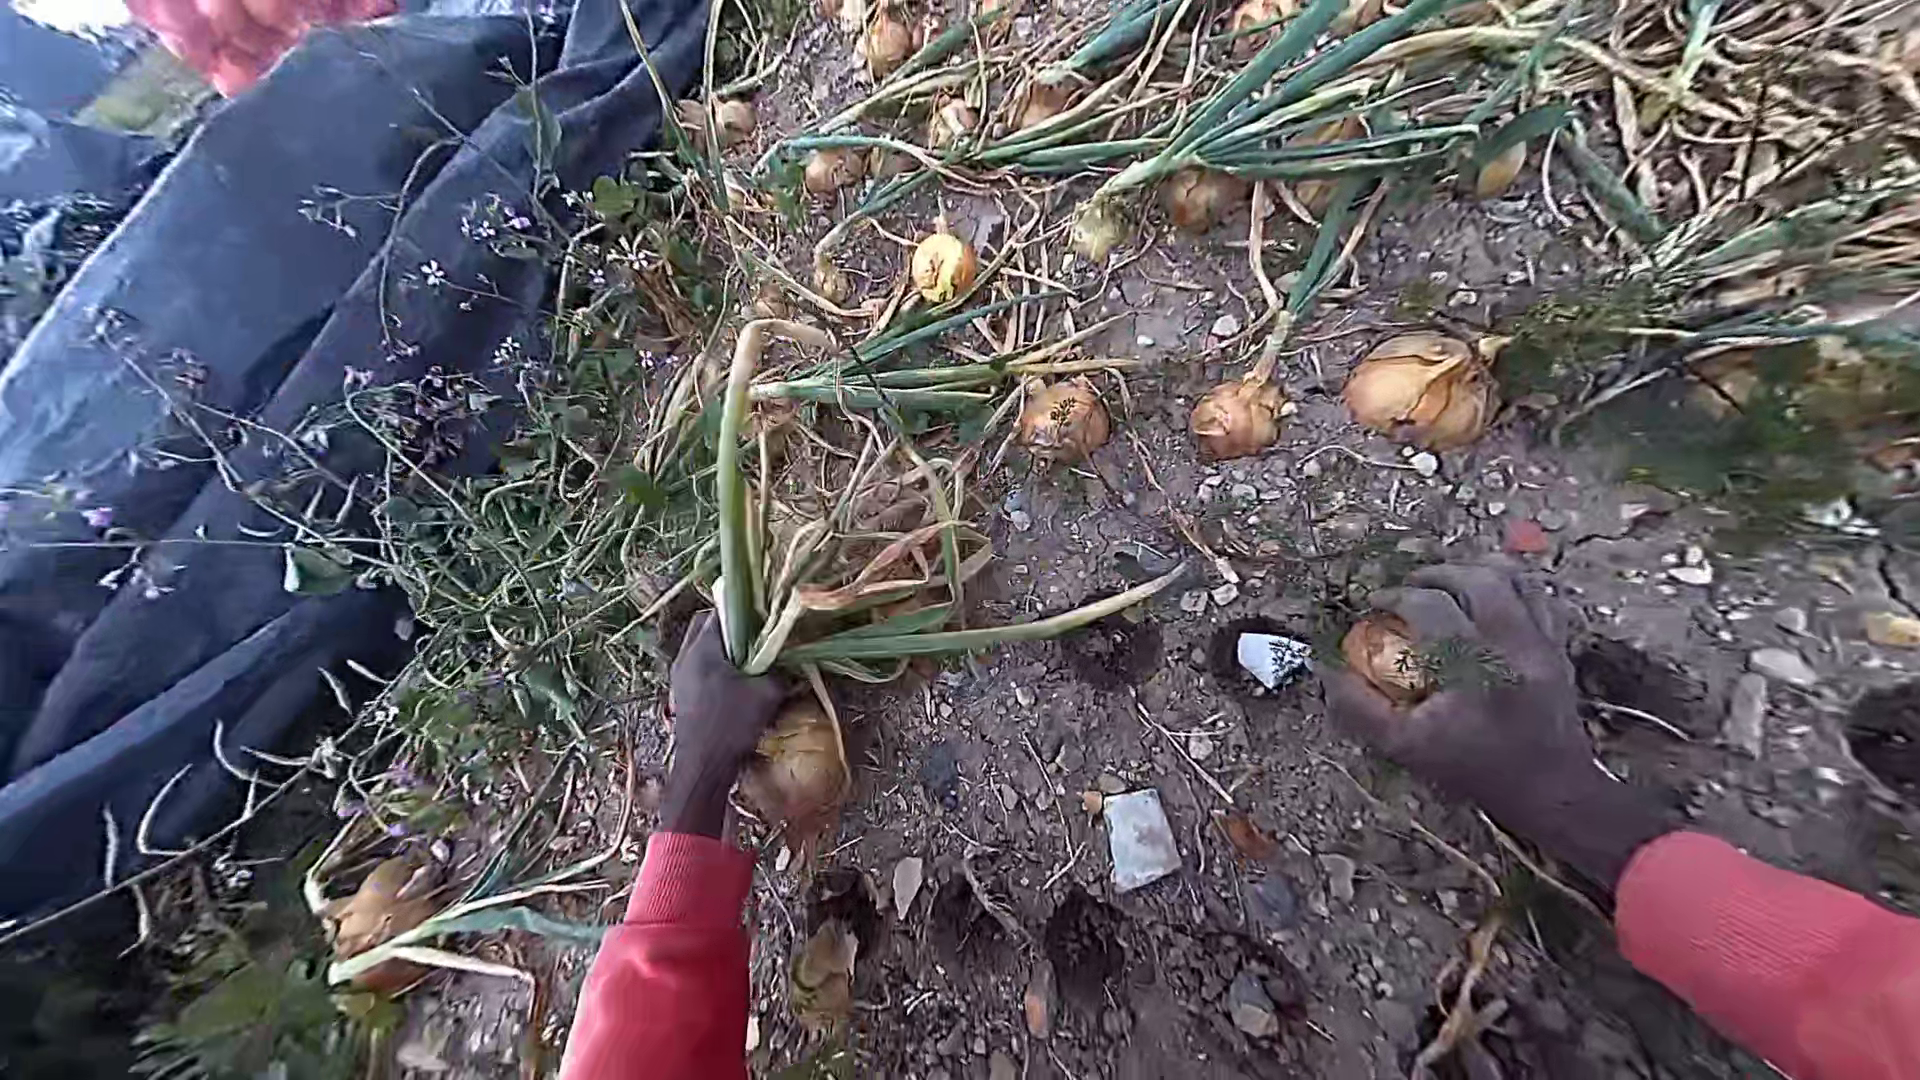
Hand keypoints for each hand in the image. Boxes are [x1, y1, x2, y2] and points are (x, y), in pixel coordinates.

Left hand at [660, 613, 785, 837]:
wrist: (703, 768)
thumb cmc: (733, 725)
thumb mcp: (768, 693)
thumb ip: (782, 670)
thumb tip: (795, 656)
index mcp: (702, 649)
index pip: (719, 610)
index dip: (744, 607)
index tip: (764, 614)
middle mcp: (685, 656)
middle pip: (705, 624)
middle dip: (731, 623)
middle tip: (756, 631)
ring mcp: (679, 675)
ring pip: (699, 644)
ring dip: (722, 644)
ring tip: (749, 654)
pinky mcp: (681, 692)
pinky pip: (698, 663)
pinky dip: (716, 662)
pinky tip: (736, 677)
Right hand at [1323, 563, 1669, 891]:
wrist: (1552, 792)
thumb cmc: (1470, 766)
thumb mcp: (1400, 744)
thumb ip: (1357, 704)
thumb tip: (1326, 665)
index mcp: (1474, 669)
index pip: (1429, 605)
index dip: (1393, 596)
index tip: (1373, 606)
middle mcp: (1515, 647)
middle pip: (1477, 579)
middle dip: (1433, 574)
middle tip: (1406, 588)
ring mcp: (1545, 644)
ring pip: (1515, 578)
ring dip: (1471, 571)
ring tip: (1442, 584)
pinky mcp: (1559, 647)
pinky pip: (1538, 595)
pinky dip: (1506, 584)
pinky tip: (1480, 596)